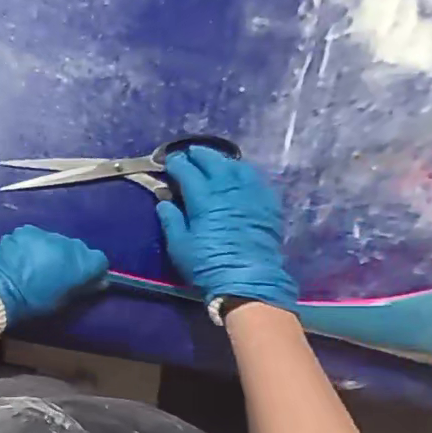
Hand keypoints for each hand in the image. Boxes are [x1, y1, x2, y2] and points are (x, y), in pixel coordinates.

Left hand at [0, 225, 108, 328]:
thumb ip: (82, 287)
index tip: (84, 279)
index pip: (98, 260)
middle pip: (76, 248)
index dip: (92, 270)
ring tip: (37, 265)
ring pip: (55, 241)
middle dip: (70, 259)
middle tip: (57, 272)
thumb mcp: (63, 301)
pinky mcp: (25, 231)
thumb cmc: (34, 303)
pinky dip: (33, 246)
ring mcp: (44, 234)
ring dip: (51, 251)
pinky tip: (23, 258)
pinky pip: (35, 237)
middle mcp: (66, 243)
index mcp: (80, 262)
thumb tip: (98, 280)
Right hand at [155, 147, 297, 309]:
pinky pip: (255, 179)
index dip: (177, 164)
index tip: (169, 161)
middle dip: (200, 155)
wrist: (247, 280)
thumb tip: (164, 201)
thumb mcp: (179, 245)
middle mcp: (228, 190)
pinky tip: (238, 174)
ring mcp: (250, 195)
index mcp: (204, 200)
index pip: (188, 172)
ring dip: (222, 159)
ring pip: (236, 167)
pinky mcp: (267, 204)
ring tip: (214, 159)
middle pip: (214, 162)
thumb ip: (171, 220)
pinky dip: (243, 171)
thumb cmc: (206, 264)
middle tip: (190, 152)